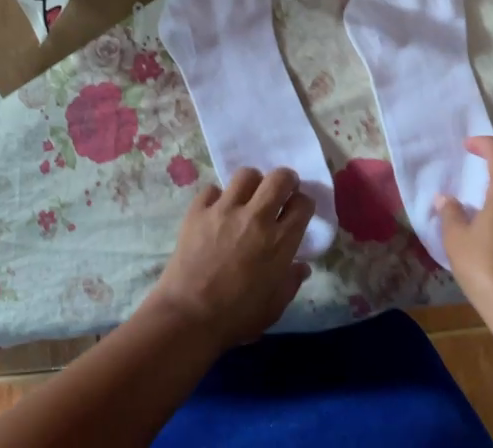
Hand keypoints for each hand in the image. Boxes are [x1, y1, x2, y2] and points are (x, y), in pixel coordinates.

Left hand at [144, 167, 313, 350]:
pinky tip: (217, 211)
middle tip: (282, 190)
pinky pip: (212, 190)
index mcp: (279, 242)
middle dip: (286, 179)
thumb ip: (291, 282)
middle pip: (279, 179)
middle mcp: (255, 218)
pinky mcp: (198, 210)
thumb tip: (301, 266)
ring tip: (249, 196)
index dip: (304, 203)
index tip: (300, 209)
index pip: (302, 205)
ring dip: (253, 183)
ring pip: (246, 175)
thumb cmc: (237, 317)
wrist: (188, 315)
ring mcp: (224, 210)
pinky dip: (218, 198)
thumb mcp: (274, 307)